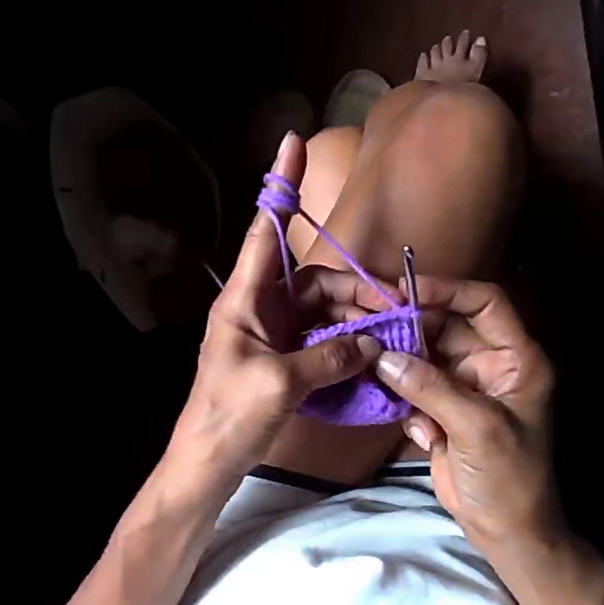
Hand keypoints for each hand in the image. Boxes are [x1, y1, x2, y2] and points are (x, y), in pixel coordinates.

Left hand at [158, 133, 381, 499]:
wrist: (208, 463)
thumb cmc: (228, 416)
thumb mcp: (281, 383)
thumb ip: (330, 358)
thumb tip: (373, 341)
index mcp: (244, 300)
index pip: (264, 231)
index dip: (280, 186)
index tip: (292, 141)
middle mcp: (258, 309)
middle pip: (313, 280)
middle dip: (353, 289)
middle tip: (395, 307)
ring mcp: (271, 336)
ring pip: (322, 312)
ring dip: (354, 323)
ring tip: (390, 338)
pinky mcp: (281, 361)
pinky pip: (320, 341)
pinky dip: (344, 347)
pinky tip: (370, 358)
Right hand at [371, 277, 564, 553]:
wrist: (505, 529)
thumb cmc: (509, 476)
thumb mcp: (477, 427)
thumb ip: (431, 388)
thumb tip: (384, 356)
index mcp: (515, 359)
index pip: (485, 303)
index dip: (448, 290)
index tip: (405, 290)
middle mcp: (487, 365)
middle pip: (444, 326)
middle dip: (410, 328)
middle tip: (372, 328)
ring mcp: (461, 388)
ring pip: (421, 356)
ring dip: (399, 364)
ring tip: (373, 367)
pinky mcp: (439, 410)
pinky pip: (410, 387)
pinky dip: (401, 397)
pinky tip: (409, 424)